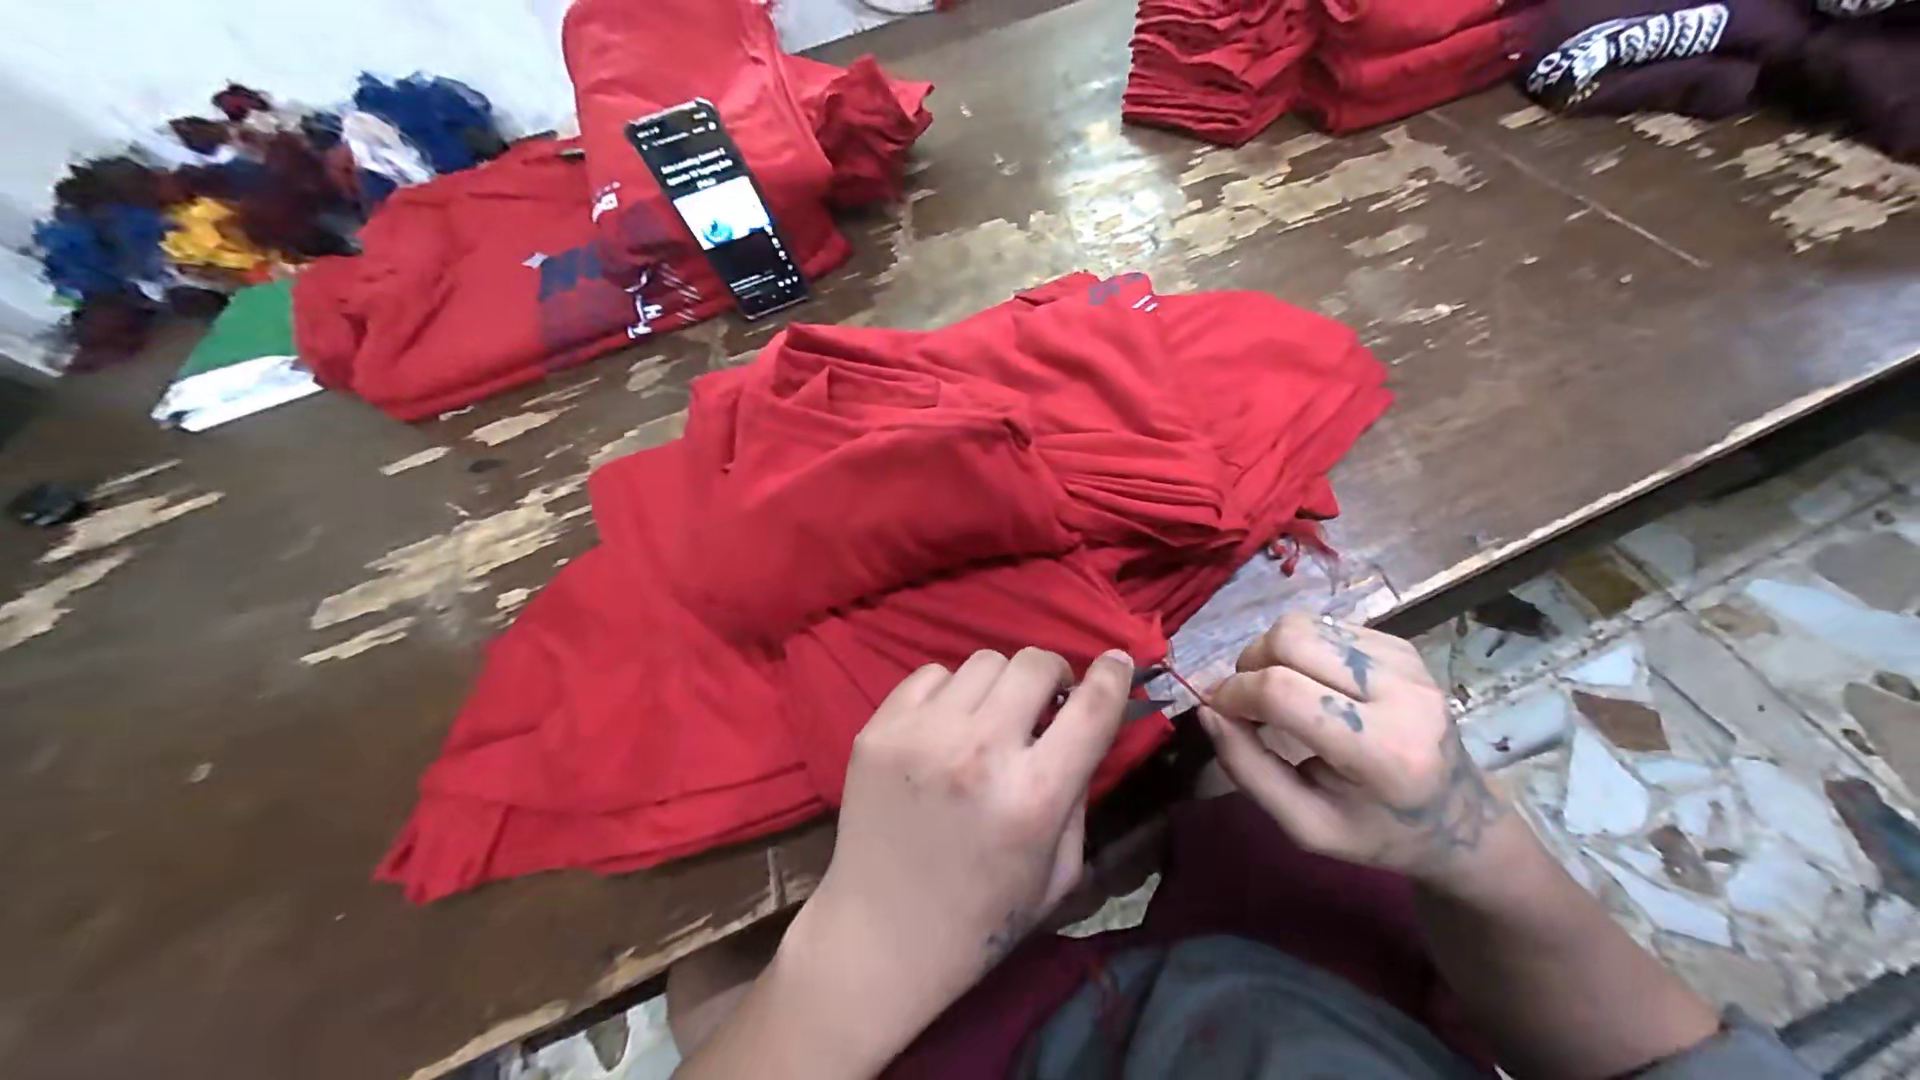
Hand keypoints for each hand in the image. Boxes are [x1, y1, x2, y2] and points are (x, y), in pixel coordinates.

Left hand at [779, 647, 1135, 1068]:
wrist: (882, 934)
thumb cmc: (983, 916)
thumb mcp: (1059, 871)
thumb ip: (1078, 792)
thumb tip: (1081, 724)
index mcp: (1034, 795)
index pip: (1092, 708)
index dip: (1114, 675)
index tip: (1118, 661)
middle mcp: (979, 752)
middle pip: (1033, 664)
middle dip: (1052, 674)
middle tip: (1046, 700)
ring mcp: (922, 734)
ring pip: (983, 662)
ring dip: (1001, 684)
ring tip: (990, 717)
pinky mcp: (880, 729)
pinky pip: (931, 675)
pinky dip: (950, 692)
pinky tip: (945, 726)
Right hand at [1198, 613, 1512, 887]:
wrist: (1461, 820)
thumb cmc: (1376, 831)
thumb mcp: (1305, 827)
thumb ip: (1248, 769)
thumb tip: (1207, 710)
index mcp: (1383, 752)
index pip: (1281, 691)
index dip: (1233, 694)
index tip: (1219, 711)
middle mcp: (1403, 695)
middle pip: (1289, 639)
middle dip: (1248, 663)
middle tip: (1246, 699)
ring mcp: (1407, 664)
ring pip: (1302, 624)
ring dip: (1270, 651)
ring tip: (1276, 688)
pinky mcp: (1403, 647)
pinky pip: (1323, 626)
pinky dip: (1298, 649)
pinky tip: (1310, 682)